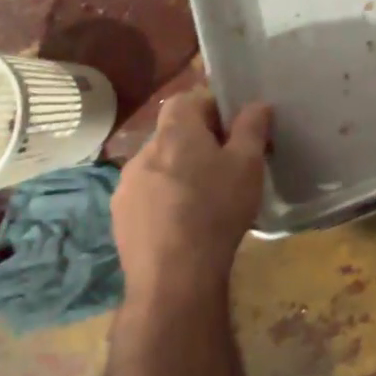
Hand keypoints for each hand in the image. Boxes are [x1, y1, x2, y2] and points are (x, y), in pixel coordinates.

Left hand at [112, 92, 270, 298]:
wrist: (174, 275)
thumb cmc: (217, 208)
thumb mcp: (248, 163)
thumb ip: (252, 127)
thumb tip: (255, 105)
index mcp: (174, 135)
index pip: (183, 100)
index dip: (209, 105)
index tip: (232, 125)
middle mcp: (142, 155)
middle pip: (172, 133)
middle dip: (198, 140)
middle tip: (228, 160)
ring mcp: (125, 188)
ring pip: (159, 164)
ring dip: (181, 168)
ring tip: (208, 192)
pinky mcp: (119, 217)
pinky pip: (147, 191)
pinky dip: (166, 194)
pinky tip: (186, 217)